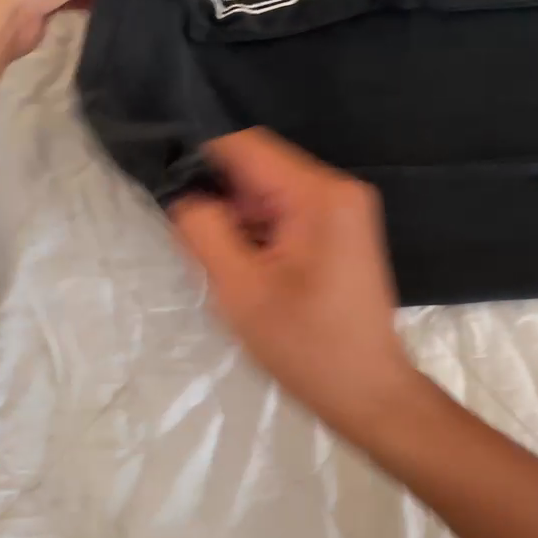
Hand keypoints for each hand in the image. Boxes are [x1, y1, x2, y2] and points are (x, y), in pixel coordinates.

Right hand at [169, 128, 422, 435]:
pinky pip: (289, 209)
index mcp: (319, 194)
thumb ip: (205, 231)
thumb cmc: (307, 345)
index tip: (167, 180)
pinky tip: (247, 263)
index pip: (247, 145)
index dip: (202, 156)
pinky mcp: (342, 228)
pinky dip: (261, 228)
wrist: (370, 391)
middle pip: (261, 165)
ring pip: (271, 188)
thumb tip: (184, 195)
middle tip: (191, 234)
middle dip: (222, 195)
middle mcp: (338, 188)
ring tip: (221, 257)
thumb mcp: (241, 290)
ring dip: (240, 215)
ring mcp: (344, 207)